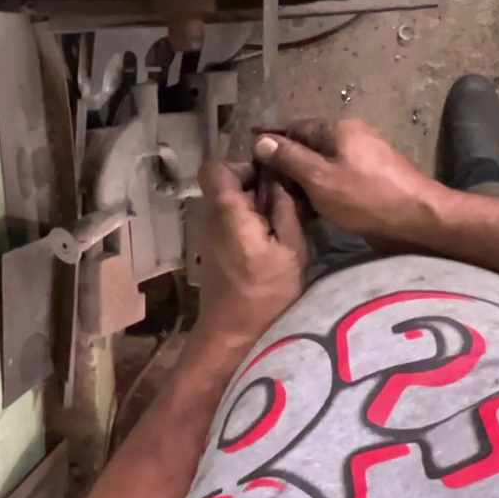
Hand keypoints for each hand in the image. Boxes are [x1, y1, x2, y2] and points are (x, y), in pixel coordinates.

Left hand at [193, 159, 308, 345]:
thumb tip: (282, 177)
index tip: (269, 179)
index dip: (243, 165)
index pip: (216, 166)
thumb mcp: (290, 248)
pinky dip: (247, 221)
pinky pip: (228, 219)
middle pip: (224, 182)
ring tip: (281, 221)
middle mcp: (209, 216)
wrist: (232, 332)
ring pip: (227, 201)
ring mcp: (207, 233)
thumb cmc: (266, 292)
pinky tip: (269, 240)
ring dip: (252, 205)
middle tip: (283, 202)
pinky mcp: (212, 247)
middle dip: (253, 185)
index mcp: (226, 210)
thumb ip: (286, 207)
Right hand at [252, 119, 449, 244]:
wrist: (418, 218)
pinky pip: (339, 177)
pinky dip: (323, 188)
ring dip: (305, 179)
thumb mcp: (320, 178)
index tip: (253, 159)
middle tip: (266, 185)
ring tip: (285, 199)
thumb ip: (290, 158)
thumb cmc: (366, 197)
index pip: (296, 128)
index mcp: (339, 128)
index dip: (273, 143)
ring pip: (325, 164)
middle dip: (288, 163)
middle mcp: (352, 136)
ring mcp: (365, 157)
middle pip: (310, 145)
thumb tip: (261, 141)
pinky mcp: (373, 178)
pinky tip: (314, 207)